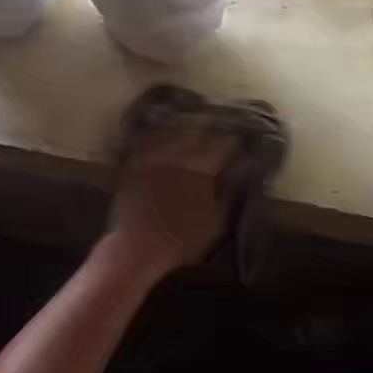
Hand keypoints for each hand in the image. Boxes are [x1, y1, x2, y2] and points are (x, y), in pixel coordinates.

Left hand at [105, 121, 239, 277]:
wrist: (139, 246)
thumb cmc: (182, 240)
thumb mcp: (217, 223)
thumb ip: (229, 194)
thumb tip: (239, 173)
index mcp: (201, 170)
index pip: (222, 145)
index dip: (232, 143)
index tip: (237, 143)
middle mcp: (176, 158)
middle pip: (195, 132)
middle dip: (208, 128)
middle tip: (216, 127)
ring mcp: (152, 159)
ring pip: (169, 132)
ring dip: (181, 128)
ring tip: (188, 125)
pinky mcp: (133, 164)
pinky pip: (144, 142)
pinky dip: (154, 136)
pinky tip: (158, 135)